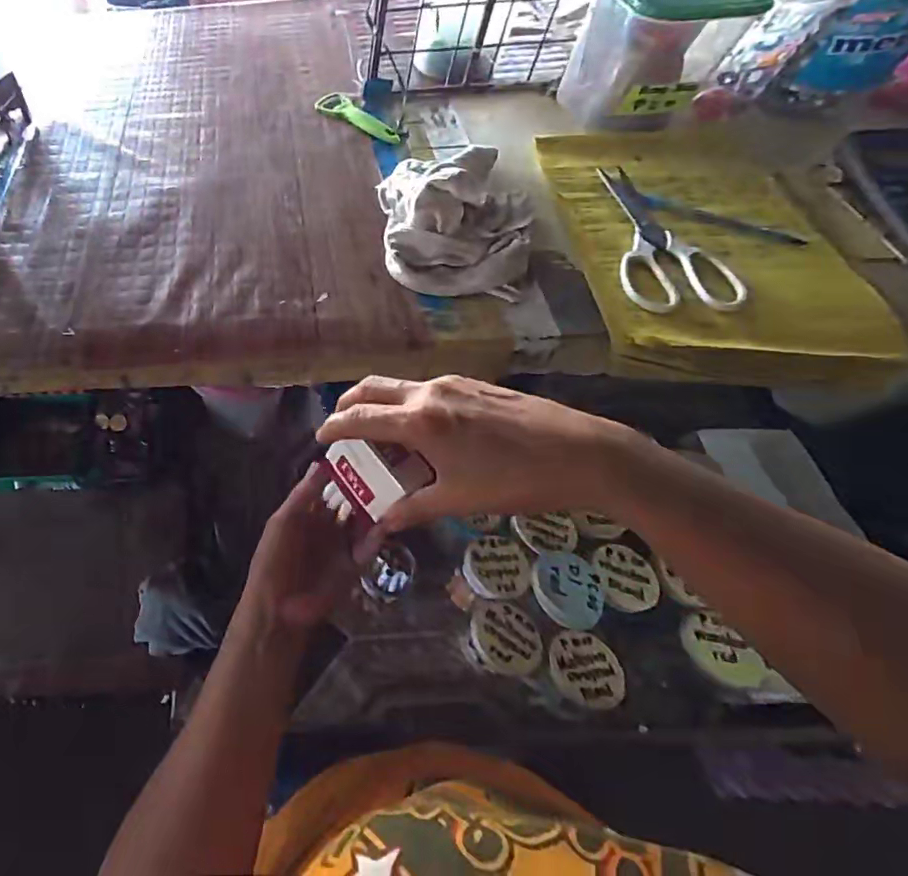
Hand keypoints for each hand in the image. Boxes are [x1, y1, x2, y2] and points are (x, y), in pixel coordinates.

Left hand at [239, 463, 386, 633]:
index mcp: (305, 514)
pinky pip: (370, 546)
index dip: (343, 473)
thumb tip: (320, 463)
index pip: (328, 488)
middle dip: (366, 489)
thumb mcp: (284, 521)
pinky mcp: (355, 566)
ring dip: (376, 510)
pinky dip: (378, 534)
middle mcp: (325, 527)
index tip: (365, 452)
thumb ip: (303, 494)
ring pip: (364, 523)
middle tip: (390, 468)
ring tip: (396, 490)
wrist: (279, 609)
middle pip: (350, 503)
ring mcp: (341, 546)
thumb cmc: (274, 560)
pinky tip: (387, 521)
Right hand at [316, 375, 647, 530]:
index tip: (321, 439)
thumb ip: (414, 508)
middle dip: (348, 405)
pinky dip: (406, 404)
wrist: (586, 452)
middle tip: (341, 427)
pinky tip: (423, 431)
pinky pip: (423, 389)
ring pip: (397, 386)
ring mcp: (451, 384)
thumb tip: (383, 523)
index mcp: (419, 420)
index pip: (358, 418)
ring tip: (381, 434)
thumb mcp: (460, 499)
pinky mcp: (472, 384)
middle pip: (370, 388)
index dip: (334, 428)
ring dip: (378, 404)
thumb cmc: (517, 480)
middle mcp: (428, 393)